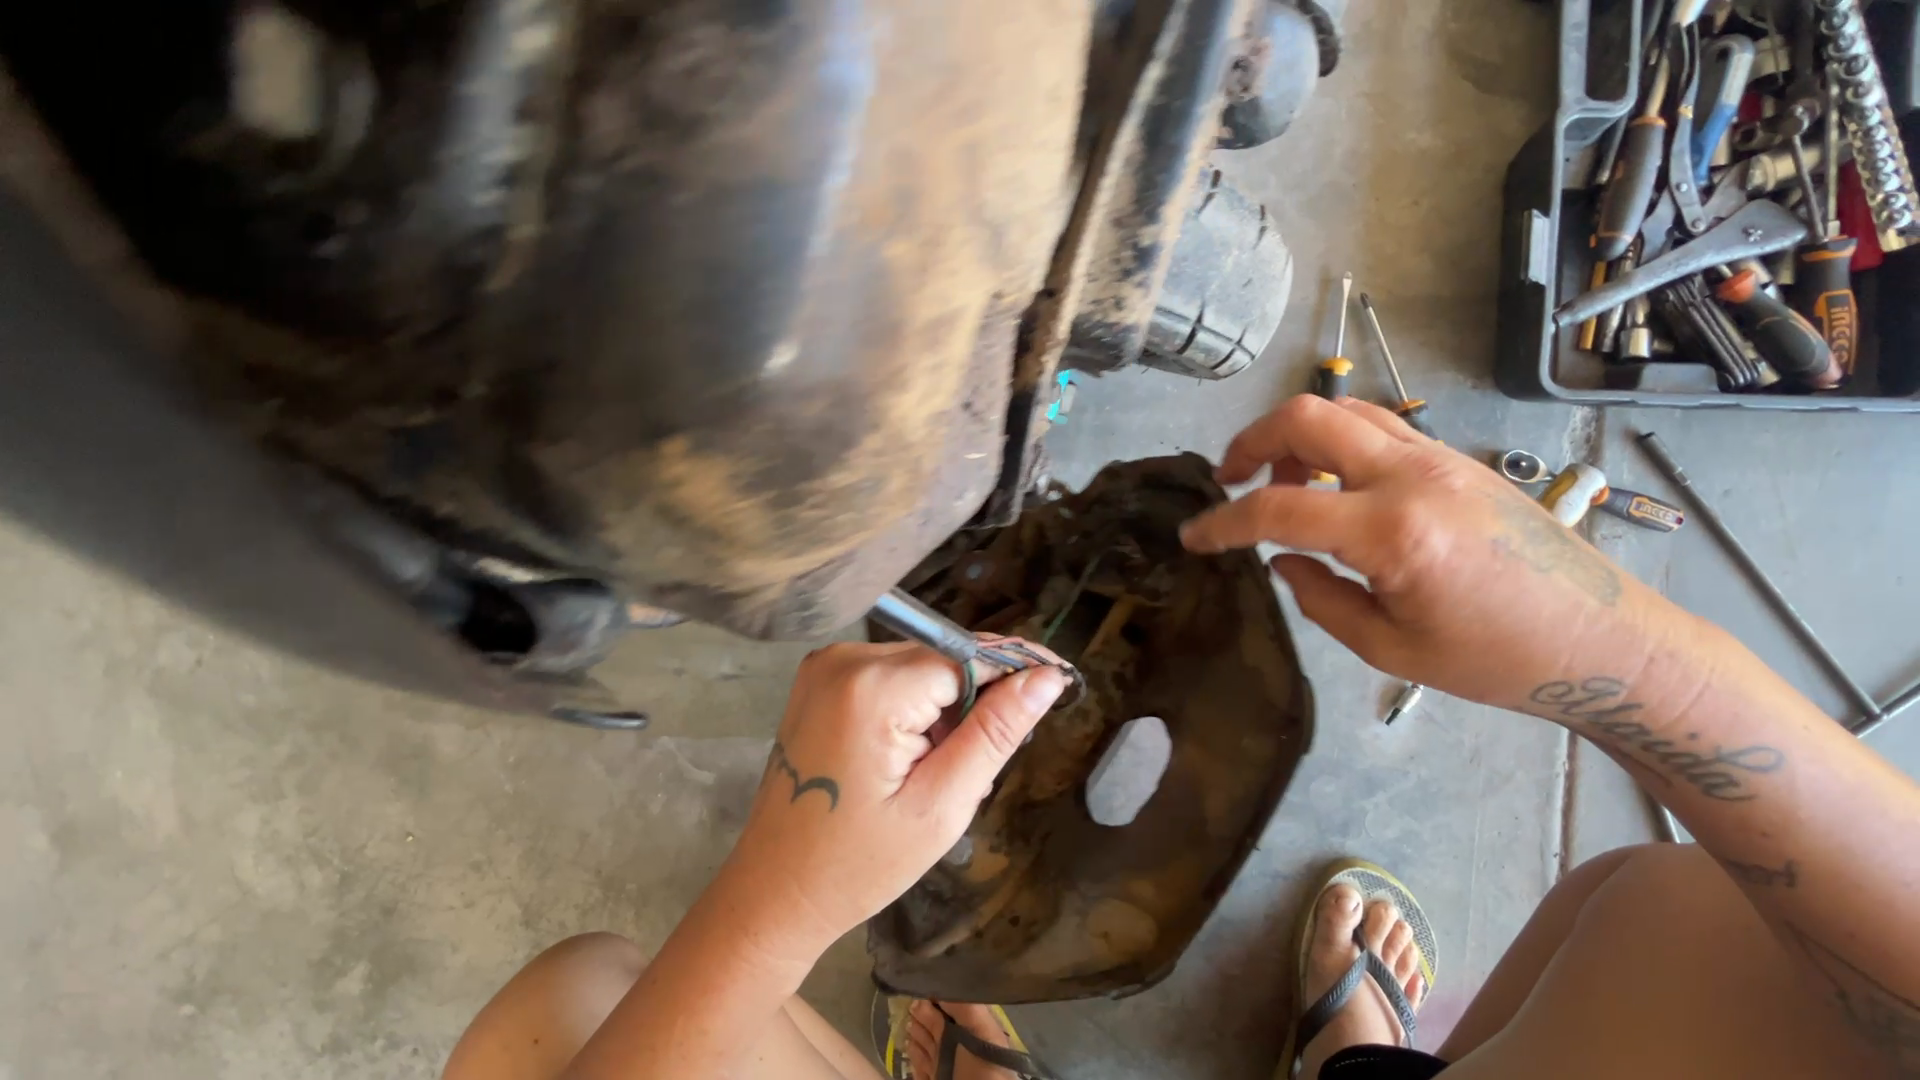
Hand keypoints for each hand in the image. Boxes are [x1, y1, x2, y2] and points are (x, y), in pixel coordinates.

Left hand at [719, 641, 1068, 948]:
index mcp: (873, 686)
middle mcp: (844, 658)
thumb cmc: (860, 863)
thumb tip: (1046, 676)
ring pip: (920, 666)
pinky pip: (890, 675)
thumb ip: (995, 732)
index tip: (1060, 684)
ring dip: (944, 707)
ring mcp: (825, 665)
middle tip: (978, 767)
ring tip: (937, 771)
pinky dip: (913, 707)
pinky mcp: (818, 679)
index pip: (968, 654)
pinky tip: (909, 758)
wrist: (775, 890)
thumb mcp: (942, 804)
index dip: (1015, 670)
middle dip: (975, 700)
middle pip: (942, 657)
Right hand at [1179, 395, 1693, 710]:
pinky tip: (1334, 489)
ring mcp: (1441, 459)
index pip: (1278, 509)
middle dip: (1252, 440)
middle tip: (1229, 478)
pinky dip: (1337, 445)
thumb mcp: (1389, 648)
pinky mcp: (1458, 461)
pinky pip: (1380, 430)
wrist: (1606, 642)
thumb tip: (1283, 560)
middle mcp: (1413, 476)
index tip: (1193, 537)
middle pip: (1309, 417)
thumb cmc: (1497, 661)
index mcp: (1393, 532)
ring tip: (1280, 483)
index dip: (1222, 522)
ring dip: (1296, 437)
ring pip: (1346, 412)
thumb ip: (1320, 598)